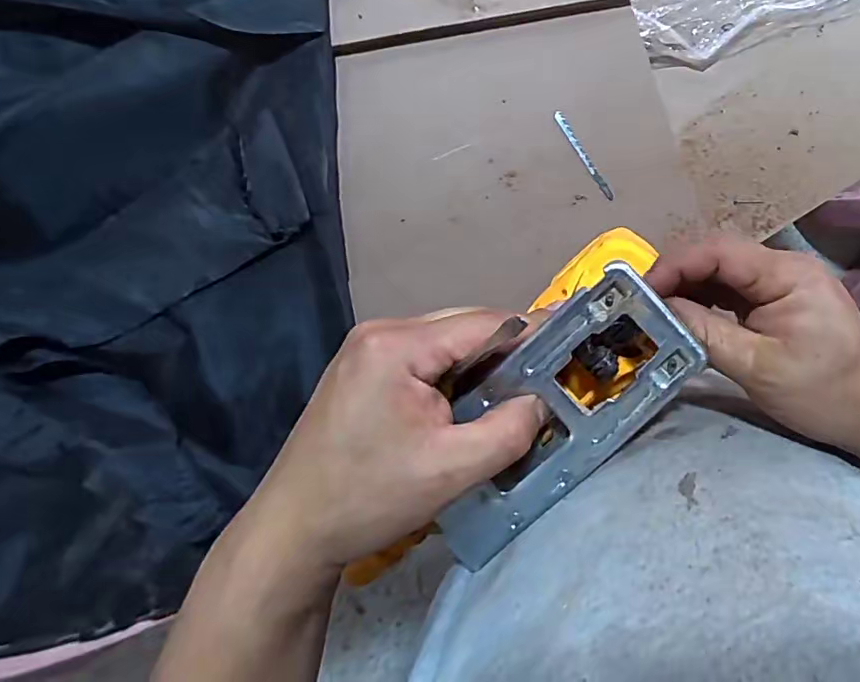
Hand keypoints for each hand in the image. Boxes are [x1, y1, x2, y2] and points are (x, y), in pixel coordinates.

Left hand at [232, 309, 545, 581]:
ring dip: (482, 363)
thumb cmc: (366, 500)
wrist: (289, 535)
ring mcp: (369, 347)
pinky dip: (457, 372)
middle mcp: (381, 332)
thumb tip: (541, 401)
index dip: (531, 332)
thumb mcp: (450, 471)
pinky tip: (470, 399)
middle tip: (545, 376)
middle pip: (467, 326)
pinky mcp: (366, 366)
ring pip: (450, 340)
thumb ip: (508, 430)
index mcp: (396, 345)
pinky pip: (429, 355)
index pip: (484, 323)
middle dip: (508, 351)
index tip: (570, 341)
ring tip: (513, 391)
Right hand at [646, 235, 859, 457]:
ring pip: (726, 272)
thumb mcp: (758, 367)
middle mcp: (786, 266)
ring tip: (655, 309)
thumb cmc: (824, 394)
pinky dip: (709, 301)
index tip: (641, 289)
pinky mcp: (783, 299)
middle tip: (640, 301)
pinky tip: (687, 315)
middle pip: (720, 256)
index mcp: (786, 273)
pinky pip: (737, 290)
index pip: (719, 252)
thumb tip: (659, 307)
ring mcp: (786, 281)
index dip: (676, 265)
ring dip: (690, 287)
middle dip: (678, 275)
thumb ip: (706, 332)